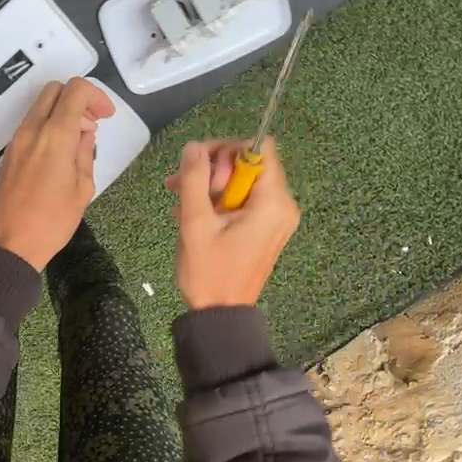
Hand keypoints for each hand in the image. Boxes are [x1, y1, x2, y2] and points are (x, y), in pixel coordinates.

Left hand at [0, 78, 113, 270]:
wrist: (9, 244)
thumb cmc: (52, 222)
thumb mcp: (82, 189)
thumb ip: (85, 154)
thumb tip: (85, 134)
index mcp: (54, 136)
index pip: (75, 90)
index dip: (96, 96)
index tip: (106, 116)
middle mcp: (32, 130)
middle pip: (54, 90)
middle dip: (78, 99)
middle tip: (92, 124)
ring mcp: (16, 140)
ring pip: (40, 106)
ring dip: (62, 113)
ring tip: (78, 141)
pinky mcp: (9, 153)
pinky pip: (31, 125)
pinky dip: (48, 126)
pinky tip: (60, 152)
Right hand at [168, 139, 300, 308]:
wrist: (221, 315)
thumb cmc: (209, 271)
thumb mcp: (196, 223)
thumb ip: (194, 179)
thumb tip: (193, 146)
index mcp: (272, 202)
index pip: (258, 148)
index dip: (225, 150)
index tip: (201, 171)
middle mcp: (282, 205)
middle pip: (249, 162)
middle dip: (212, 169)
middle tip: (185, 188)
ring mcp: (275, 218)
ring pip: (242, 181)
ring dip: (209, 185)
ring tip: (179, 199)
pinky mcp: (264, 228)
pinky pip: (242, 200)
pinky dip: (217, 200)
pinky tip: (190, 213)